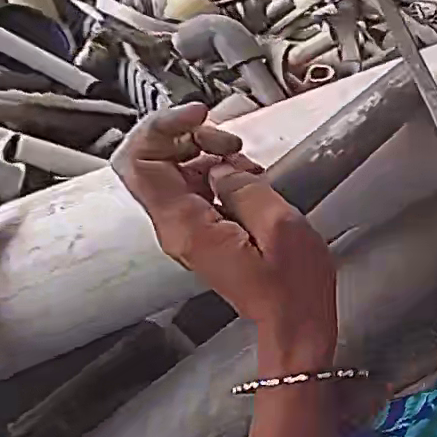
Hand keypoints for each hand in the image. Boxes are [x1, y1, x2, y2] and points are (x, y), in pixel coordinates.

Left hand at [112, 104, 337, 366]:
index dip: (163, 127)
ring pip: (176, 175)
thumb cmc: (293, 285)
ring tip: (250, 164)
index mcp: (188, 227)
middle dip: (190, 139)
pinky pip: (196, 192)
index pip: (141, 162)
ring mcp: (188, 233)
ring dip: (208, 156)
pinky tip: (250, 179)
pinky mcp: (204, 236)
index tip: (200, 114)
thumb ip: (245, 187)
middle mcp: (177, 229)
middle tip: (233, 143)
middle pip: (153, 163)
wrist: (295, 321)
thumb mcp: (280, 225)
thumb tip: (223, 168)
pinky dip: (218, 175)